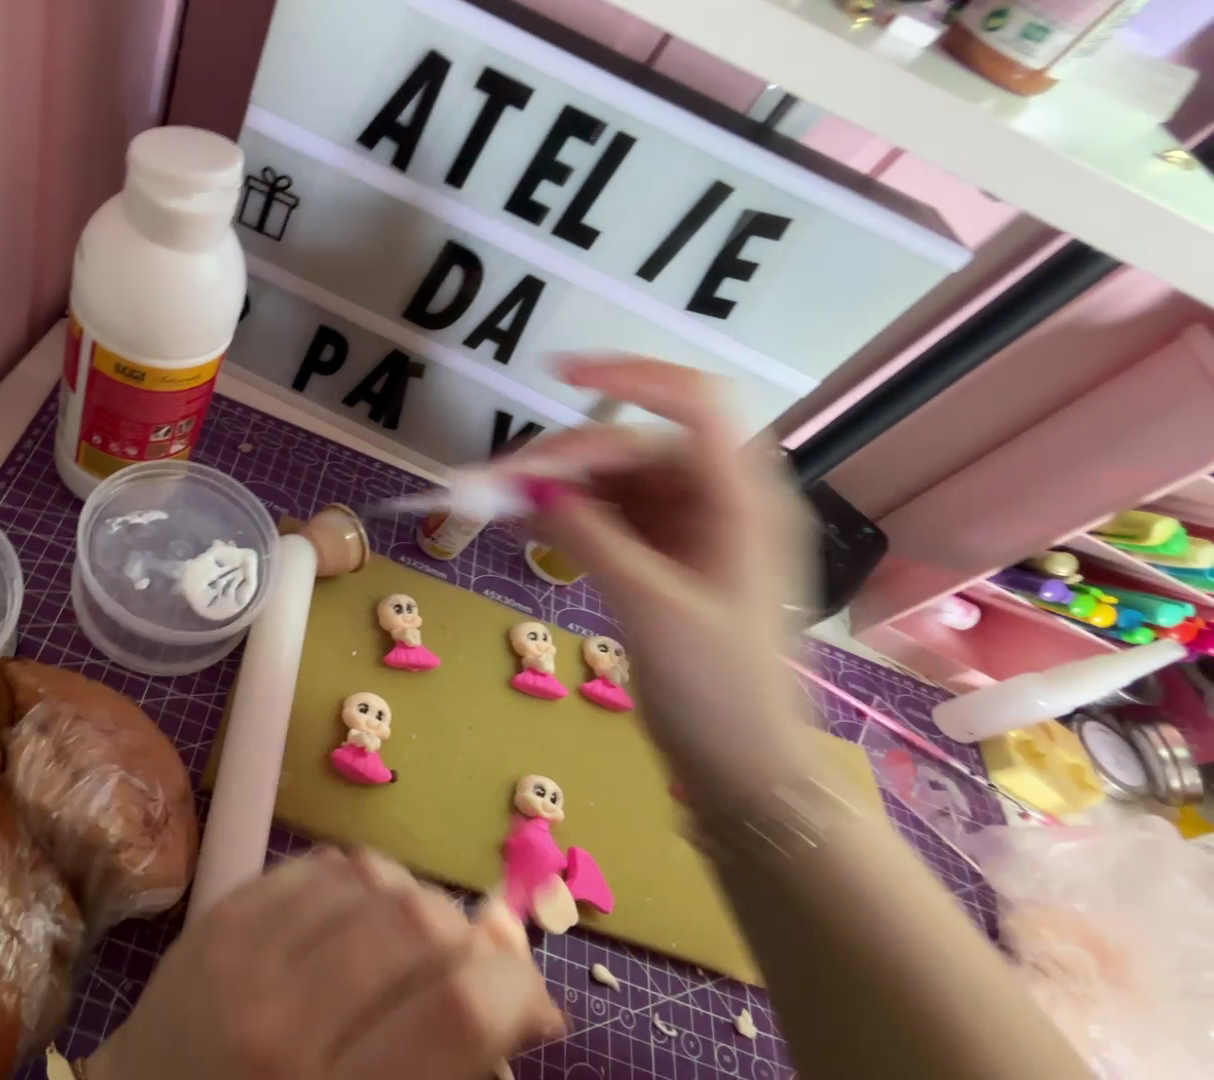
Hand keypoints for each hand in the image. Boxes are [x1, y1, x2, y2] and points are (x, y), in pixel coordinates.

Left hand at [86, 847, 560, 1079]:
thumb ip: (449, 1060)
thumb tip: (526, 982)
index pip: (457, 1011)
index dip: (516, 989)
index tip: (530, 1002)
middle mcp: (282, 1018)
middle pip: (417, 923)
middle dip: (465, 941)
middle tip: (464, 973)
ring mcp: (240, 952)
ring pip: (371, 878)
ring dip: (412, 905)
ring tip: (405, 949)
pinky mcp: (219, 912)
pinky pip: (319, 864)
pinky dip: (359, 885)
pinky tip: (355, 922)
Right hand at [518, 356, 819, 807]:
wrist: (742, 769)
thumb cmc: (715, 690)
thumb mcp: (649, 607)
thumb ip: (590, 536)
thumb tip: (530, 486)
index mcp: (742, 501)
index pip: (695, 405)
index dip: (631, 375)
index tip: (557, 374)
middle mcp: (719, 502)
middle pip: (635, 448)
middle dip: (562, 460)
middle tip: (489, 485)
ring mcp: (690, 532)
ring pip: (614, 483)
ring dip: (556, 489)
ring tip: (492, 506)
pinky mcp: (664, 560)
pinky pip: (609, 519)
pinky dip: (566, 518)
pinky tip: (522, 526)